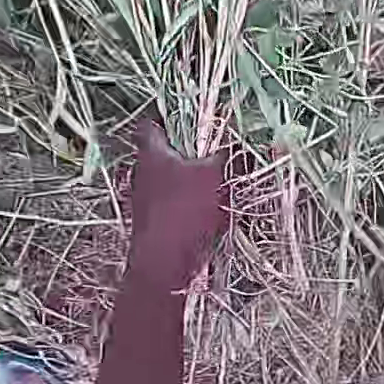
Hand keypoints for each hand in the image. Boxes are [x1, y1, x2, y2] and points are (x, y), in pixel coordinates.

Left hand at [125, 121, 226, 290]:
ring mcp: (145, 203)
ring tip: (220, 186)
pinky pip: (176, 207)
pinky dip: (192, 207)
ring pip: (172, 183)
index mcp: (151, 154)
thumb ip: (229, 155)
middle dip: (190, 153)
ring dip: (193, 183)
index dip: (169, 116)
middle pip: (165, 154)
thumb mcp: (216, 175)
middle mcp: (142, 176)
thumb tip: (241, 145)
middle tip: (215, 153)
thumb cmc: (185, 212)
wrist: (165, 267)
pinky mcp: (154, 226)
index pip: (151, 125)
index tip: (191, 118)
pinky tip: (212, 216)